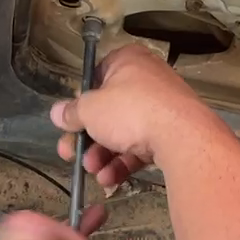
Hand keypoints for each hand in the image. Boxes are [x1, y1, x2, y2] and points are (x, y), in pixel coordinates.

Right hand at [51, 44, 225, 188]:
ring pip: (124, 131)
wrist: (181, 136)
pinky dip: (124, 162)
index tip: (71, 122)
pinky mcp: (172, 132)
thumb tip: (57, 113)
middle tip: (73, 154)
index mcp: (128, 61)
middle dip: (89, 138)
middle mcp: (147, 78)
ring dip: (103, 155)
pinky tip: (110, 179)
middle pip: (108, 110)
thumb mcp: (90, 109)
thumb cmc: (131, 110)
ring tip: (93, 170)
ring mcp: (162, 106)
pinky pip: (142, 145)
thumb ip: (72, 112)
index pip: (97, 77)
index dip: (81, 102)